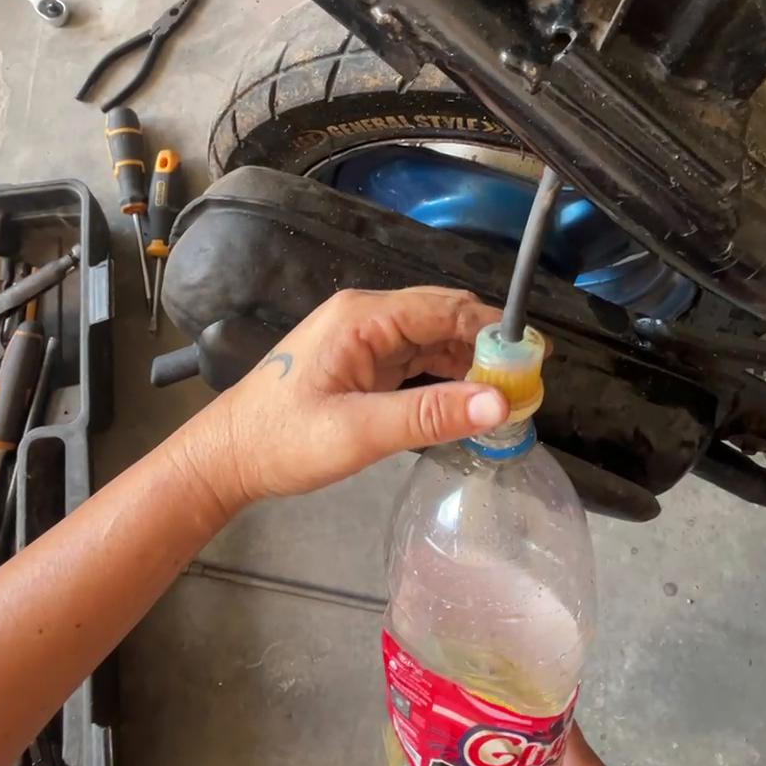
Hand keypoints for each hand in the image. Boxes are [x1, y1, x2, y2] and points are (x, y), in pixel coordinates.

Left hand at [181, 287, 510, 506]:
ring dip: (469, 363)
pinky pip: (416, 360)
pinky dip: (445, 376)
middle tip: (530, 380)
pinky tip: (468, 398)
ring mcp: (364, 340)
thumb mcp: (358, 432)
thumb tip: (500, 403)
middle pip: (442, 318)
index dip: (495, 328)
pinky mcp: (362, 363)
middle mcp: (367, 317)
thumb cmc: (283, 440)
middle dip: (487, 345)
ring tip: (509, 393)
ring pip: (432, 339)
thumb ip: (429, 415)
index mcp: (364, 317)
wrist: (227, 457)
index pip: (445, 308)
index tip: (538, 355)